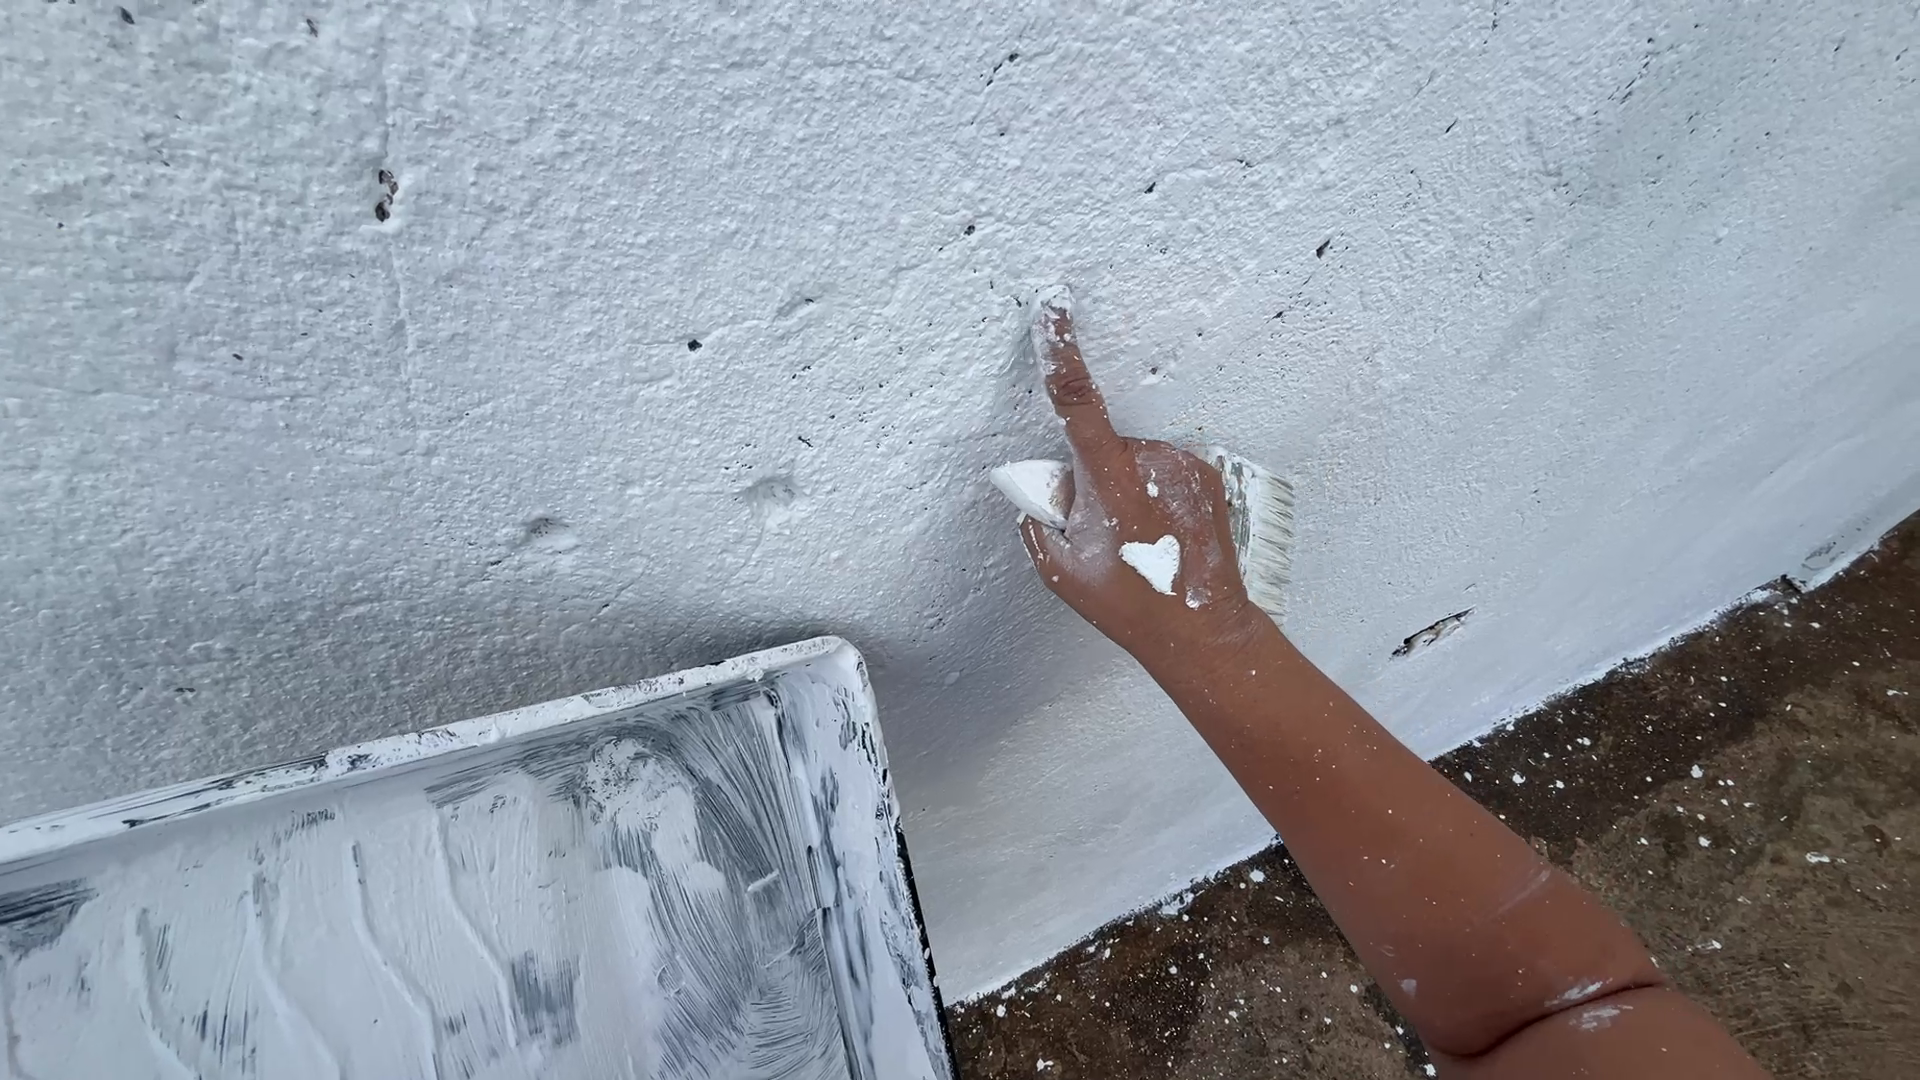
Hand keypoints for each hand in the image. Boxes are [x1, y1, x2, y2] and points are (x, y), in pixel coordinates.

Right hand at [1017, 291, 1269, 677]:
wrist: (1201, 628)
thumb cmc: (1131, 605)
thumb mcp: (1062, 572)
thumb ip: (1039, 522)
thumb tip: (1038, 494)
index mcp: (1114, 486)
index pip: (1079, 406)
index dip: (1061, 355)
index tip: (1053, 315)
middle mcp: (1155, 465)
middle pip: (1103, 444)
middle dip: (1091, 474)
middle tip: (1102, 526)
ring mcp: (1187, 468)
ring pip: (1133, 456)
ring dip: (1123, 483)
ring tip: (1135, 533)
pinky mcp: (1207, 475)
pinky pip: (1161, 466)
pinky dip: (1150, 488)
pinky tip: (1157, 528)